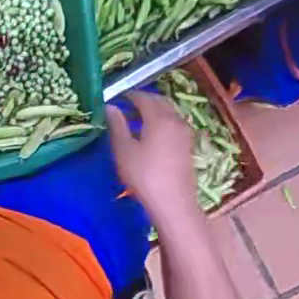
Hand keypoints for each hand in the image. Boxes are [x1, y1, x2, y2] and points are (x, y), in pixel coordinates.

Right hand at [107, 92, 204, 234]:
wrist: (173, 202)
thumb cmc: (144, 176)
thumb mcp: (123, 150)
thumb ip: (117, 125)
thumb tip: (110, 107)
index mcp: (159, 118)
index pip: (144, 98)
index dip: (129, 95)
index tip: (116, 97)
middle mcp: (176, 120)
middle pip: (160, 102)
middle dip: (143, 100)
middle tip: (125, 105)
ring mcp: (185, 133)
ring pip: (169, 112)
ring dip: (153, 110)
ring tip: (135, 119)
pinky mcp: (187, 146)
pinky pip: (173, 124)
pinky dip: (161, 121)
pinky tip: (150, 134)